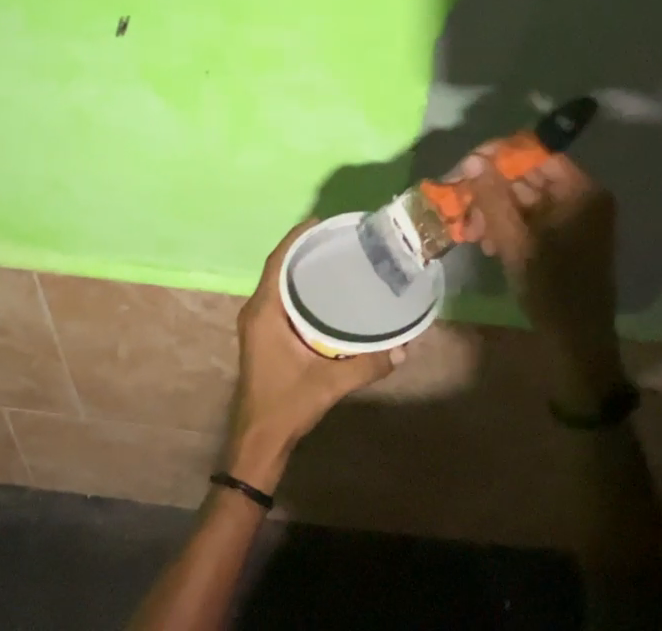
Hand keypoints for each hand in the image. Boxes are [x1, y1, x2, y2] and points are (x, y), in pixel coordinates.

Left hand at [224, 220, 401, 491]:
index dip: (297, 237)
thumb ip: (367, 365)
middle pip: (280, 267)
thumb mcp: (329, 383)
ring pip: (280, 284)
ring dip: (303, 269)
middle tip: (341, 239)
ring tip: (338, 257)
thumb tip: (404, 348)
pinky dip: (301, 289)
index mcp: (264, 311)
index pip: (278, 260)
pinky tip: (328, 293)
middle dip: (306, 249)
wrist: (258, 440)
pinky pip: (282, 299)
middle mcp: (257, 311)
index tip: (323, 221)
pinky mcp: (265, 335)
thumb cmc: (285, 405)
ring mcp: (258, 324)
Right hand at [454, 152, 626, 413]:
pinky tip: (488, 243)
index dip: (497, 157)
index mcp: (580, 191)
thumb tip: (474, 160)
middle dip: (491, 190)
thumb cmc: (551, 290)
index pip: (535, 153)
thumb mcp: (516, 242)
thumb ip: (493, 197)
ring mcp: (577, 218)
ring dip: (496, 210)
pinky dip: (509, 225)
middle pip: (529, 175)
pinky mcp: (568, 237)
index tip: (464, 171)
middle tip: (461, 208)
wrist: (579, 343)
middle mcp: (583, 196)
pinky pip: (534, 218)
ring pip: (526, 198)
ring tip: (472, 233)